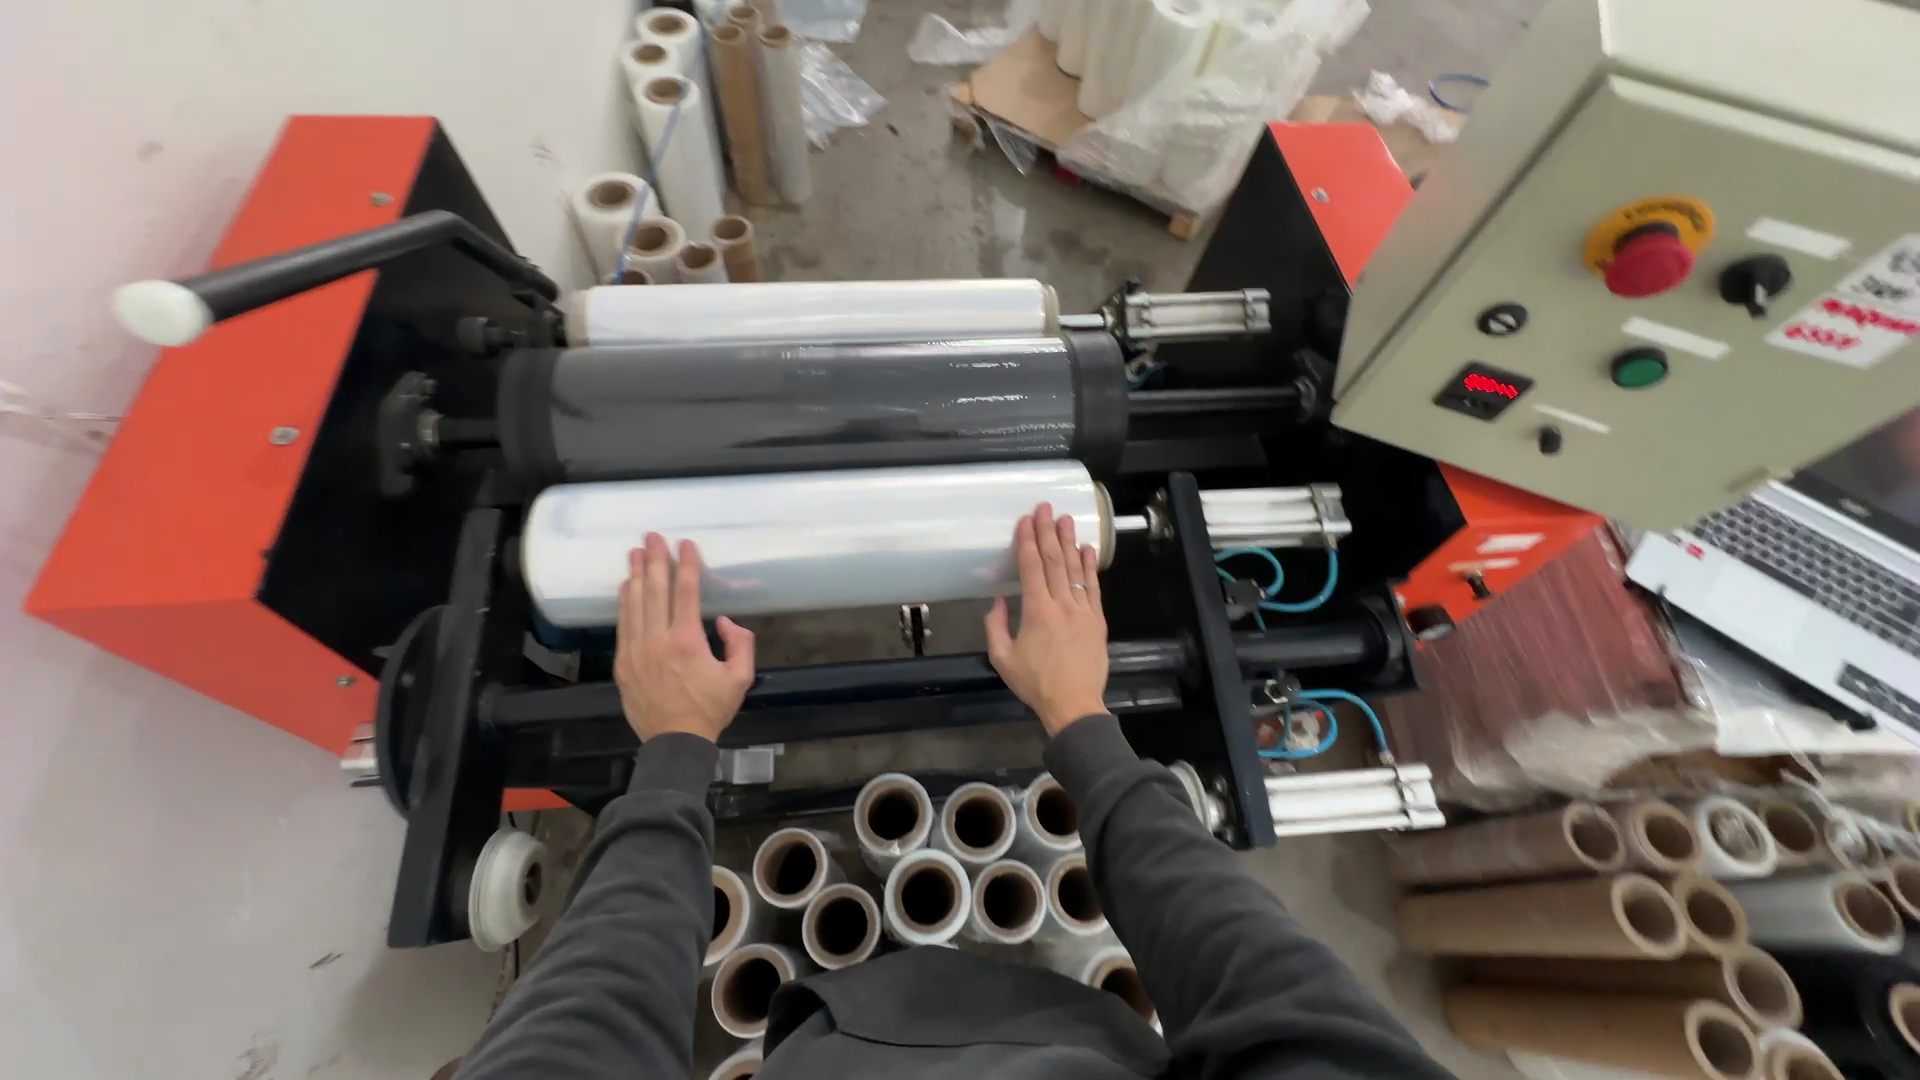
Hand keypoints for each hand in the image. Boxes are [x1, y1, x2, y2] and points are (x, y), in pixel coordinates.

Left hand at [614, 533, 755, 743]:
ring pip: (633, 604)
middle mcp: (658, 640)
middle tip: (651, 537)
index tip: (685, 544)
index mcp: (688, 640)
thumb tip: (725, 622)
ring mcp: (636, 651)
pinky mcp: (623, 664)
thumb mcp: (740, 678)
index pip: (685, 592)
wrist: (675, 741)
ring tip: (634, 553)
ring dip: (634, 575)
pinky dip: (624, 603)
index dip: (686, 565)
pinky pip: (623, 625)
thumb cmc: (711, 709)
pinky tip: (625, 587)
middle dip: (654, 560)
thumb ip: (741, 644)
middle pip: (654, 591)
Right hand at [984, 503, 1109, 735]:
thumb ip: (995, 626)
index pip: (1032, 568)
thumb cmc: (1035, 684)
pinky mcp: (1098, 621)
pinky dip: (1090, 567)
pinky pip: (1093, 588)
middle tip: (1046, 508)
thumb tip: (998, 601)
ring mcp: (1083, 611)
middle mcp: (1061, 605)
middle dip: (1048, 532)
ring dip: (1069, 542)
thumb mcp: (1002, 658)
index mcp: (1036, 612)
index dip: (1028, 542)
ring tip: (1066, 519)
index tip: (1025, 521)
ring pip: (1075, 570)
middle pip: (1054, 561)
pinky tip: (1087, 549)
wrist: (1073, 705)